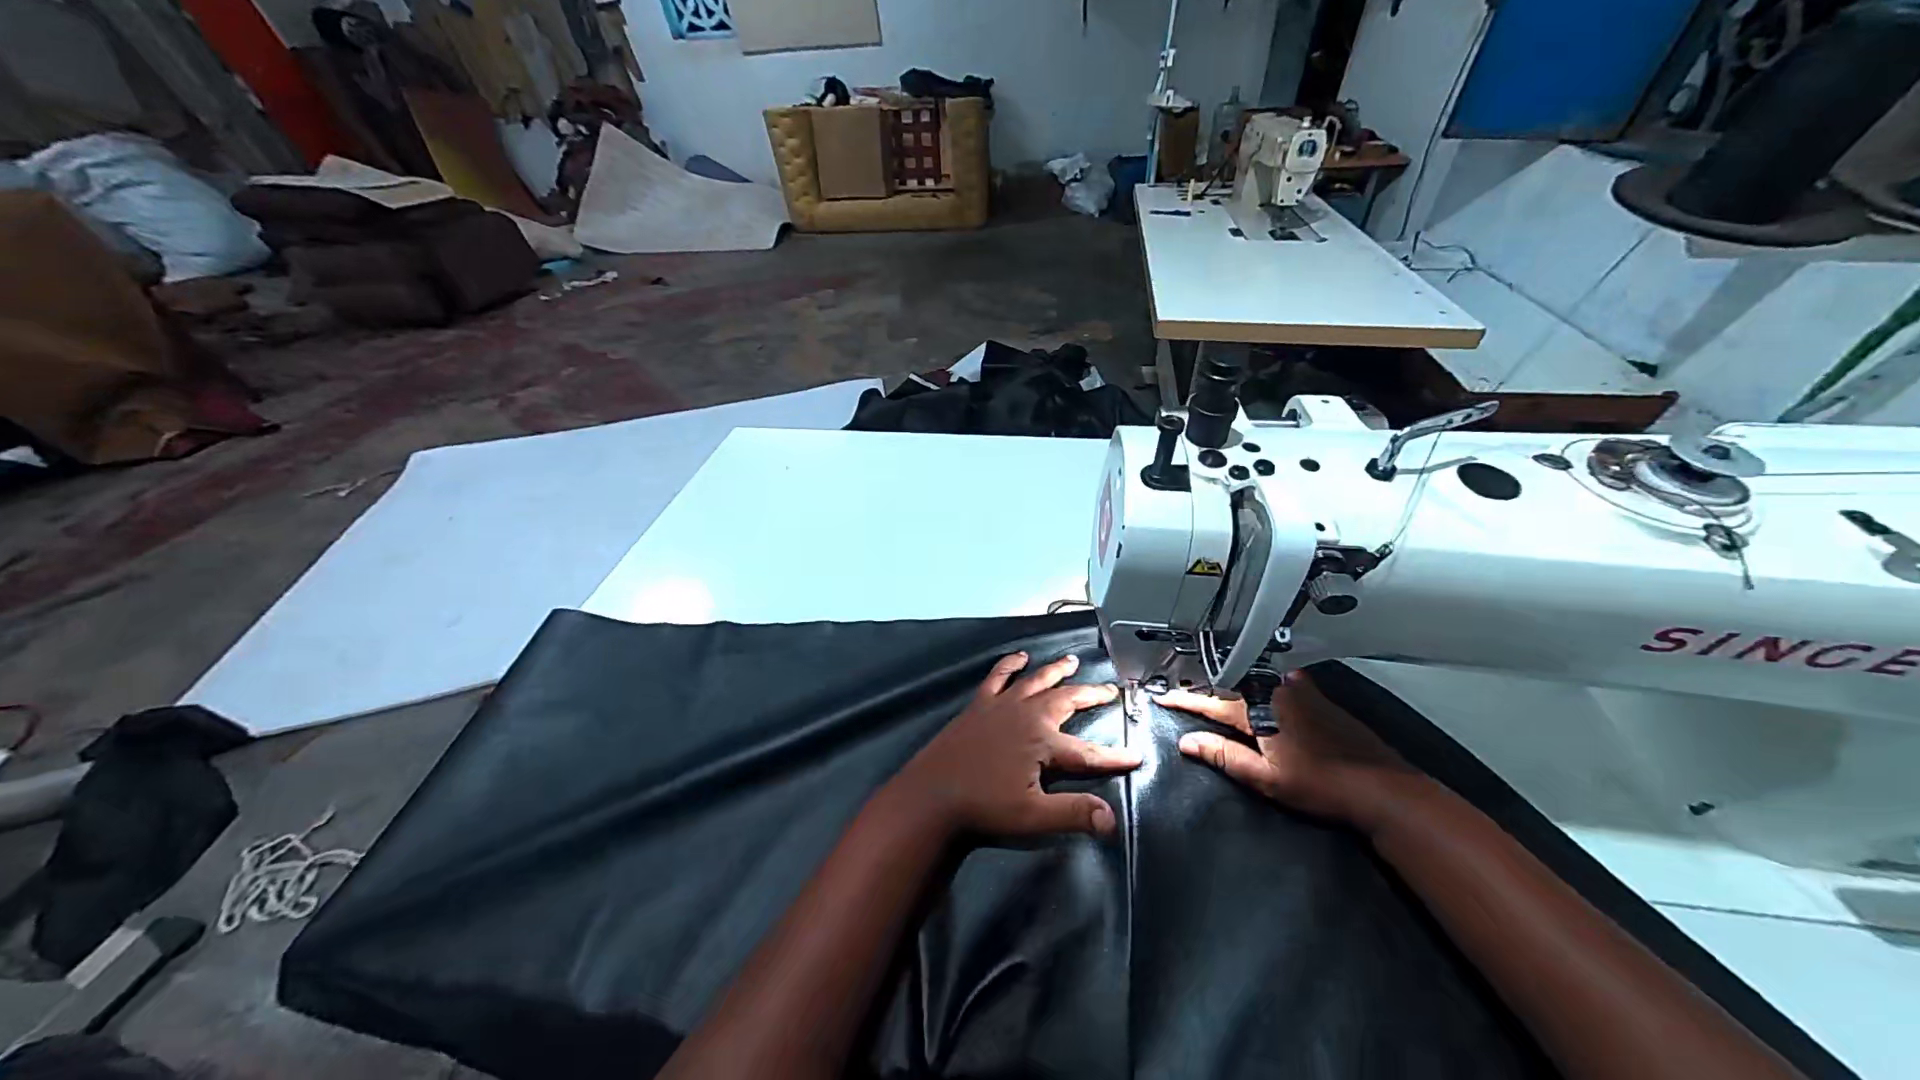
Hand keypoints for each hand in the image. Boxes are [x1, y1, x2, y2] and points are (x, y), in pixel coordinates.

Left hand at [887, 652, 1139, 838]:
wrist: (932, 792)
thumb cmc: (983, 806)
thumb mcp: (1032, 816)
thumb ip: (1073, 813)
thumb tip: (1112, 818)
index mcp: (1043, 743)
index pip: (1089, 753)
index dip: (1115, 756)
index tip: (1137, 756)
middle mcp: (1026, 716)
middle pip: (1066, 700)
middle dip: (1090, 695)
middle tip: (1110, 690)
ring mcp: (1001, 706)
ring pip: (1036, 681)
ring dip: (1056, 671)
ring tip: (1072, 661)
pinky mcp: (979, 705)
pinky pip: (998, 677)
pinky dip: (1010, 665)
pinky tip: (1019, 657)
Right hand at [1160, 671, 1423, 830]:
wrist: (1381, 787)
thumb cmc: (1320, 785)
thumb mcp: (1265, 778)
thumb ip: (1224, 756)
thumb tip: (1187, 743)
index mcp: (1261, 709)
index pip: (1212, 703)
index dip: (1185, 702)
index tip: (1163, 698)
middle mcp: (1279, 691)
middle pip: (1232, 686)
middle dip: (1206, 690)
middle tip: (1184, 694)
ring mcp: (1301, 691)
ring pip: (1256, 681)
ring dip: (1233, 685)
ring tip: (1215, 690)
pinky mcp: (1319, 698)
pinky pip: (1279, 681)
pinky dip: (1262, 683)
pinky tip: (1263, 686)